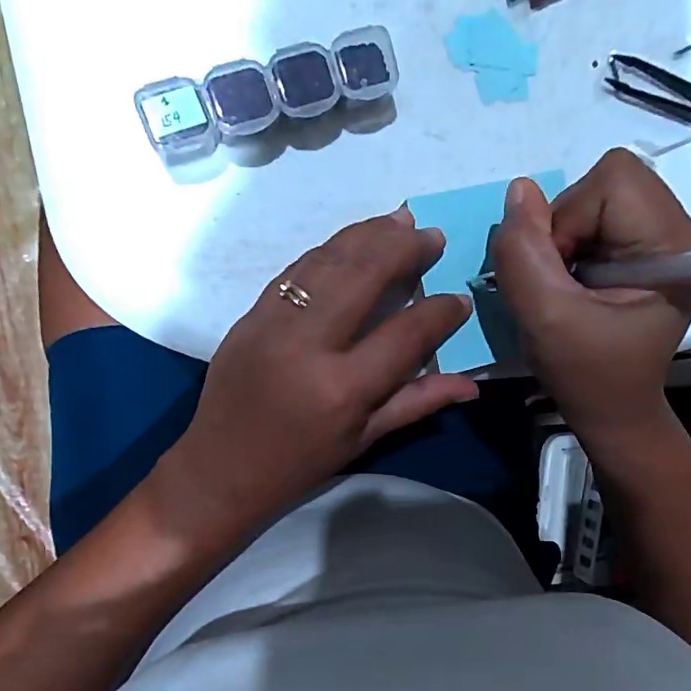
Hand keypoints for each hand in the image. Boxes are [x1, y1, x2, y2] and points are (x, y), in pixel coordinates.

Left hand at [152, 207, 478, 539]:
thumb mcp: (361, 441)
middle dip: (403, 247)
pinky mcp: (248, 316)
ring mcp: (271, 324)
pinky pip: (292, 271)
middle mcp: (307, 346)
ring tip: (398, 221)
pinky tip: (350, 244)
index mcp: (342, 388)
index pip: (406, 332)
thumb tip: (471, 383)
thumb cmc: (296, 465)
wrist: (219, 469)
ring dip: (365, 235)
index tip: (458, 299)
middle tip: (431, 235)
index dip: (440, 311)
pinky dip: (326, 252)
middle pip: (363, 274)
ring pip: (326, 261)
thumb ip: (415, 402)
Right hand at [489, 149, 690, 437]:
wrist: (612, 409)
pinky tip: (575, 283)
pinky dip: (571, 245)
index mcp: (674, 245)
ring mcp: (665, 237)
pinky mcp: (646, 248)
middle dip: (565, 228)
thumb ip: (524, 253)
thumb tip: (520, 190)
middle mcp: (680, 229)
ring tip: (567, 287)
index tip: (559, 275)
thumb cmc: (586, 374)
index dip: (568, 219)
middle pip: (606, 182)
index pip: (612, 180)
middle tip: (561, 282)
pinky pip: (596, 217)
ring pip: (595, 197)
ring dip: (564, 239)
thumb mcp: (544, 318)